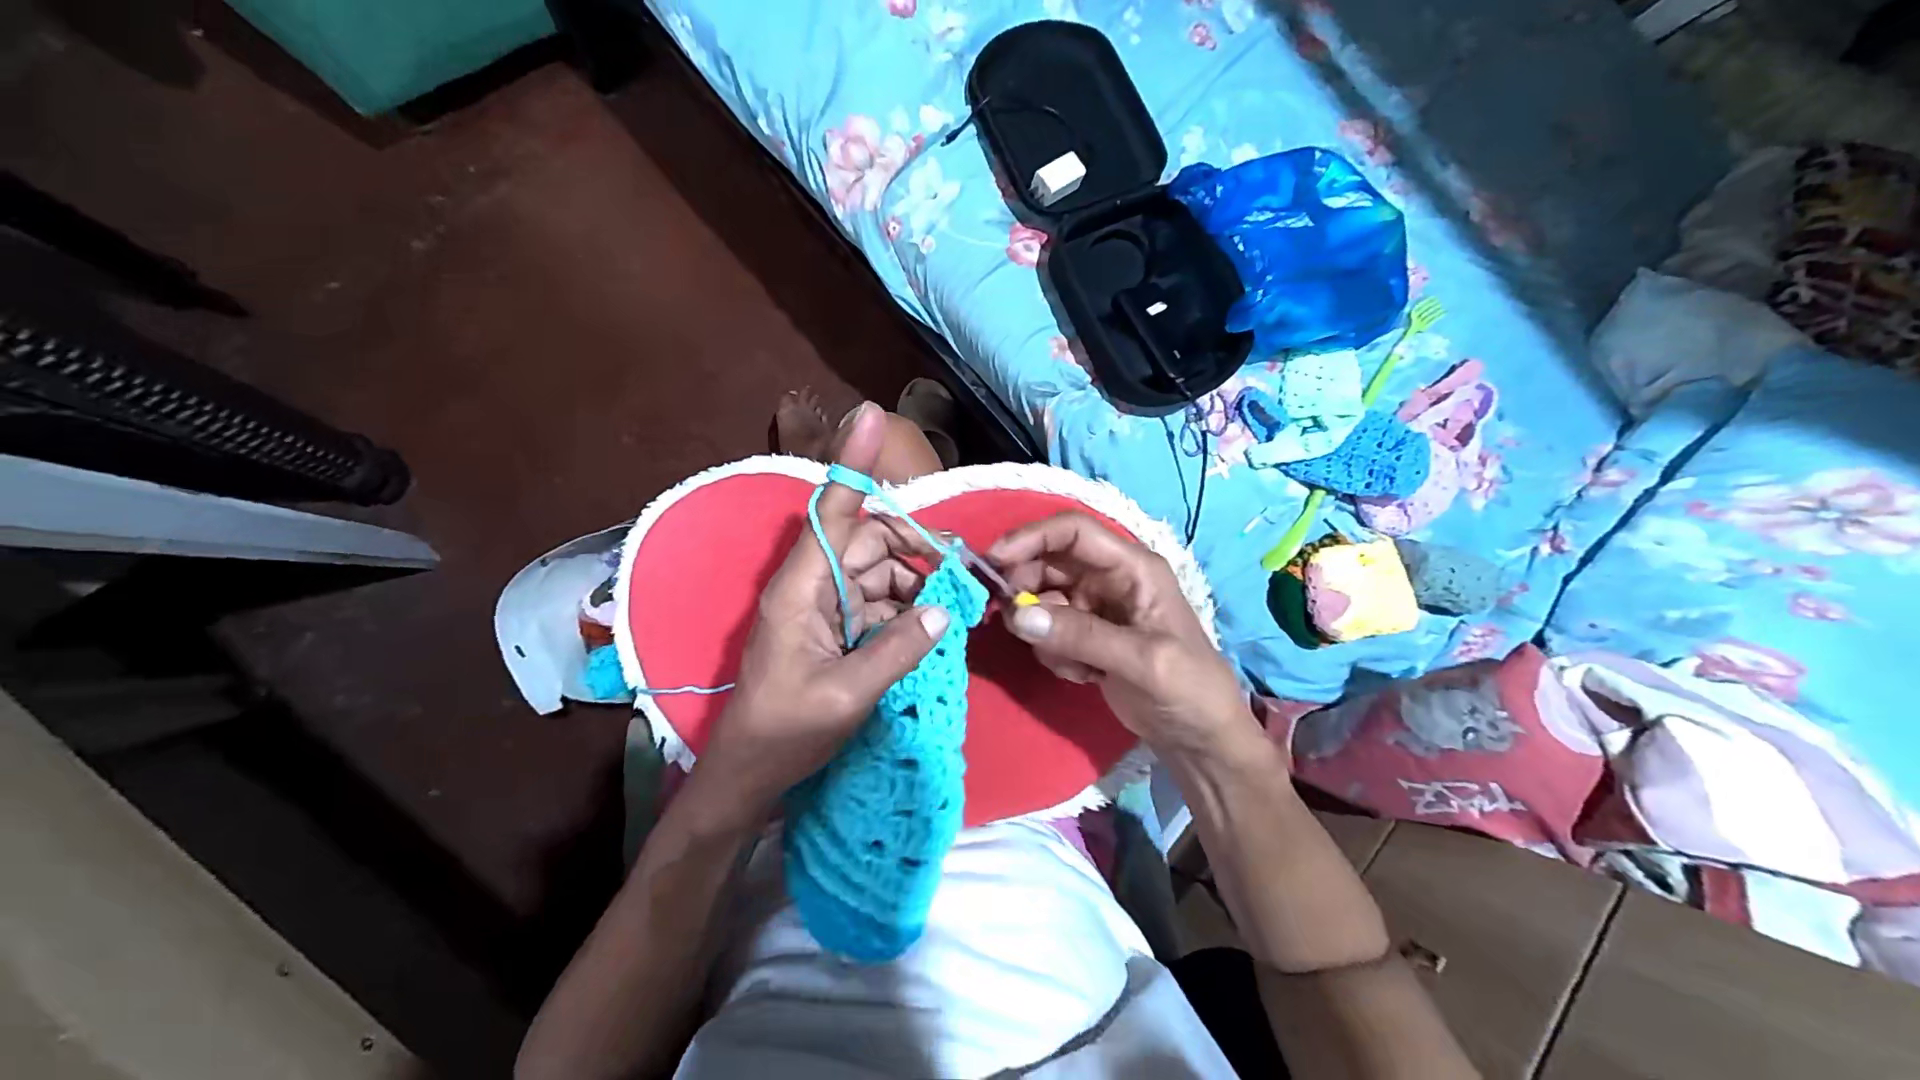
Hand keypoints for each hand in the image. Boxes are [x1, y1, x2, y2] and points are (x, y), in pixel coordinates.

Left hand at [691, 404, 949, 826]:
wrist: (749, 774)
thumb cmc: (786, 732)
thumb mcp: (846, 694)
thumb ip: (898, 650)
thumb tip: (942, 610)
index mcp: (802, 589)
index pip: (830, 512)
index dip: (852, 463)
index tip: (870, 415)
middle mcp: (811, 586)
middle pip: (865, 540)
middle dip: (912, 547)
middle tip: (962, 569)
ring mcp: (822, 607)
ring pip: (876, 569)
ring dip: (914, 579)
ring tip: (954, 602)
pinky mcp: (833, 628)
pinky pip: (876, 600)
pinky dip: (905, 605)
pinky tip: (930, 623)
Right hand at [987, 512, 1254, 756]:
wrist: (1198, 737)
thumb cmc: (1188, 688)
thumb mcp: (1143, 661)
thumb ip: (1081, 636)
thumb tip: (1018, 615)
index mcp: (1133, 567)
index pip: (1073, 531)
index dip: (1031, 537)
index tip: (994, 560)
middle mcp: (1109, 579)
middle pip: (1047, 562)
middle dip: (1025, 590)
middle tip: (1013, 622)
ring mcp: (1094, 607)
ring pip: (1041, 600)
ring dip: (1042, 631)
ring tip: (1073, 665)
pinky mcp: (1083, 635)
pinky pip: (1047, 631)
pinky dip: (1053, 652)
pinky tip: (1084, 676)